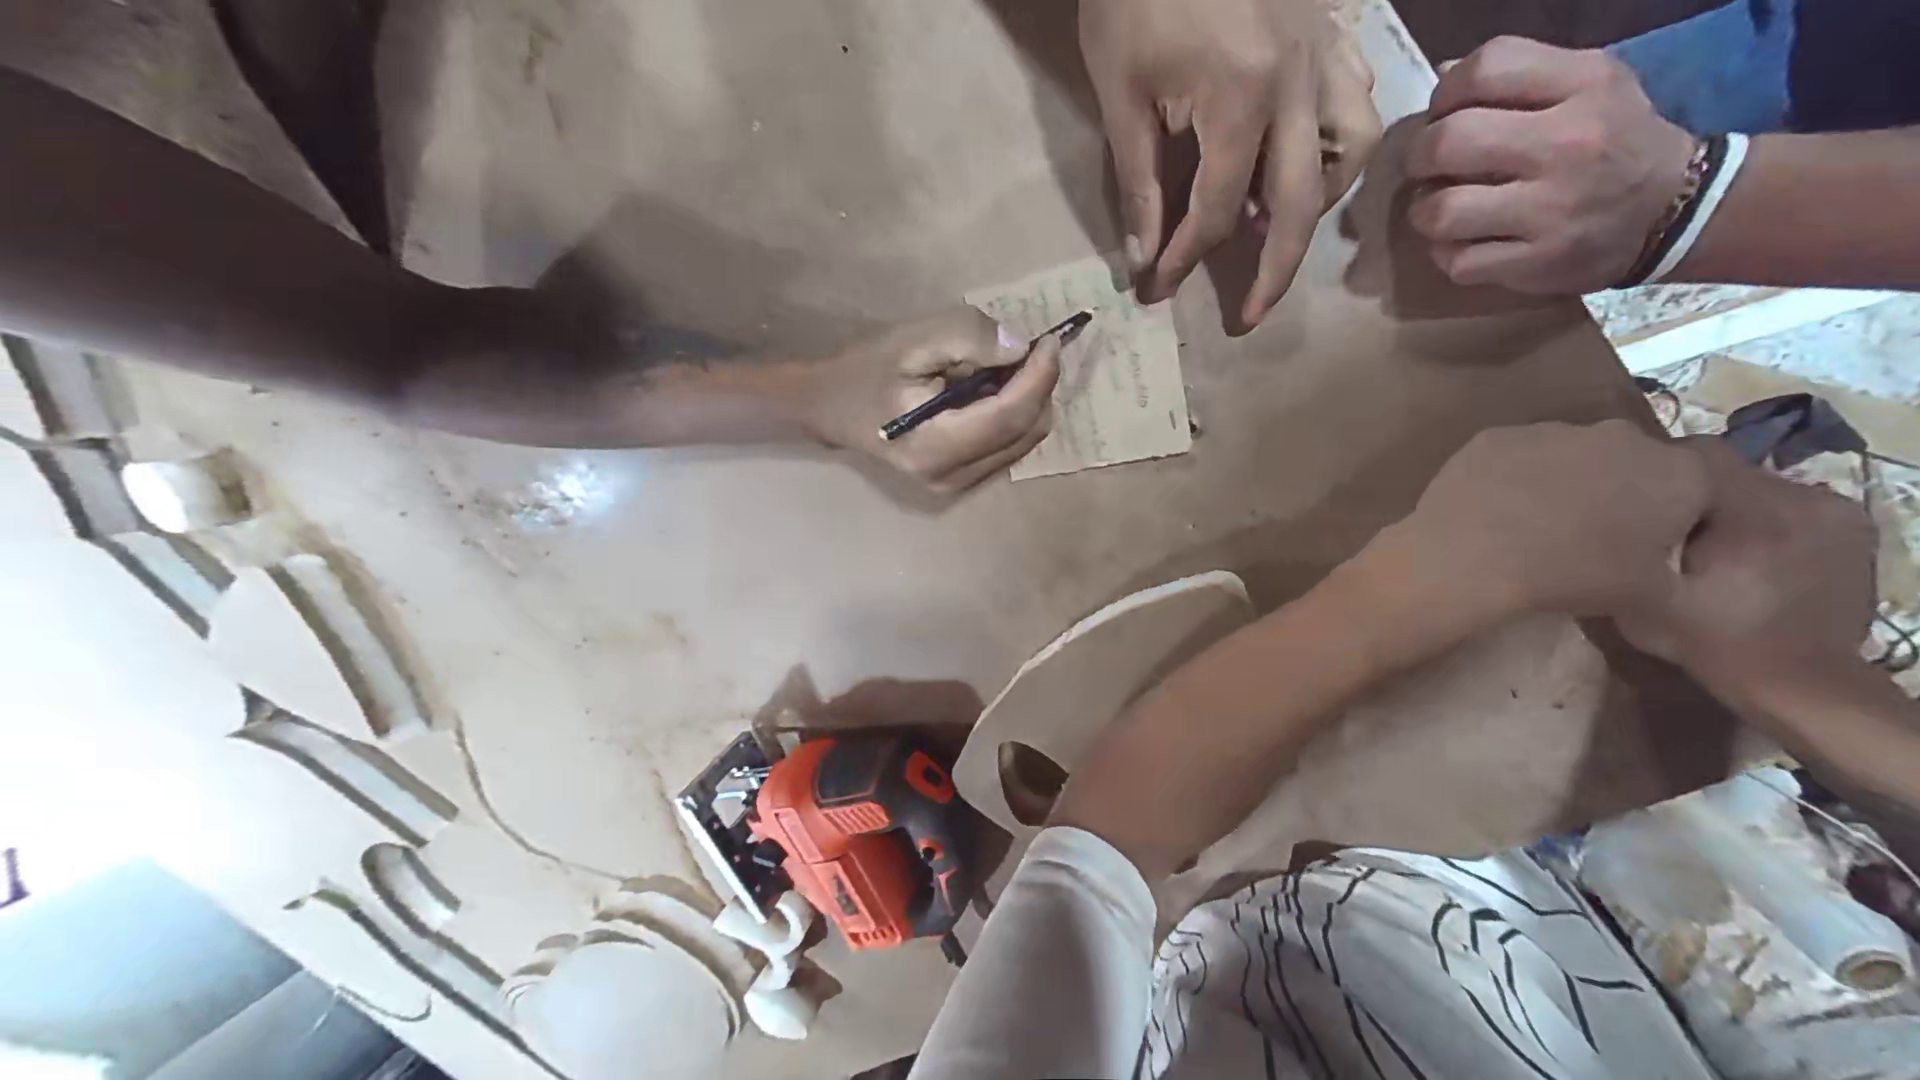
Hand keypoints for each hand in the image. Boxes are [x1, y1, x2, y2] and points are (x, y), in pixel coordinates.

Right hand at [804, 308, 1060, 493]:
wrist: (831, 408)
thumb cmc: (867, 371)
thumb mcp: (912, 341)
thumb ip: (967, 338)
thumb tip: (1020, 348)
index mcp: (934, 449)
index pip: (1009, 417)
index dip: (1039, 378)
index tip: (1049, 341)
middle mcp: (951, 478)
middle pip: (1025, 433)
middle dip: (1039, 388)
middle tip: (1030, 350)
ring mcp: (957, 487)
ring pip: (1024, 443)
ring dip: (1029, 401)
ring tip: (1008, 369)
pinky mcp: (961, 483)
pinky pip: (1009, 448)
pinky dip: (1015, 416)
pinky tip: (995, 392)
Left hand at [1081, 0, 1380, 327]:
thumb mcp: (1122, 98)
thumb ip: (1142, 185)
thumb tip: (1144, 256)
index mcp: (1243, 101)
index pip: (1217, 213)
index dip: (1184, 259)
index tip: (1157, 287)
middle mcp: (1300, 85)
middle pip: (1298, 206)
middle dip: (1271, 274)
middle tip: (1248, 317)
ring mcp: (1325, 53)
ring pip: (1350, 151)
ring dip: (1316, 206)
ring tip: (1275, 233)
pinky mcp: (1331, 30)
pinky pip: (1357, 101)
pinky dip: (1338, 146)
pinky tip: (1304, 161)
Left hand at [1378, 420, 1709, 617]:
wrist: (1472, 558)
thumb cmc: (1571, 577)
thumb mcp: (1651, 593)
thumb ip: (1674, 573)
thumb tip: (1665, 571)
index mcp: (1678, 472)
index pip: (1695, 485)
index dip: (1673, 512)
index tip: (1646, 539)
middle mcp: (1619, 437)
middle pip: (1628, 462)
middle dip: (1616, 488)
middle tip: (1585, 529)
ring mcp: (1551, 431)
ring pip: (1567, 452)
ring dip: (1559, 477)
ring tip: (1529, 519)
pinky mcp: (1493, 436)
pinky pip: (1511, 454)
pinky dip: (1507, 474)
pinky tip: (1489, 505)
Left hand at [1405, 37, 1696, 292]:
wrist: (1673, 211)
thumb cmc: (1609, 142)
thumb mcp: (1586, 87)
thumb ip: (1516, 78)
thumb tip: (1444, 74)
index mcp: (1584, 84)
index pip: (1487, 67)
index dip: (1445, 95)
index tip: (1444, 116)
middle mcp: (1569, 142)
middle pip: (1447, 143)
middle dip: (1418, 158)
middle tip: (1426, 168)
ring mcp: (1551, 208)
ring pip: (1441, 211)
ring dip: (1424, 213)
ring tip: (1440, 209)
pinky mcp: (1534, 261)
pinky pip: (1455, 260)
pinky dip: (1445, 254)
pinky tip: (1463, 243)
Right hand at [1618, 438, 1877, 689]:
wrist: (1803, 682)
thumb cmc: (1712, 643)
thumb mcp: (1641, 603)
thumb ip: (1625, 553)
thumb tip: (1600, 516)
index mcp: (1757, 514)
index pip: (1696, 454)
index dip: (1651, 468)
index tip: (1623, 496)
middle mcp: (1806, 500)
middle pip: (1727, 467)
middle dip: (1686, 489)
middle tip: (1655, 522)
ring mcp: (1839, 512)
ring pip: (1755, 483)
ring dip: (1721, 503)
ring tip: (1696, 537)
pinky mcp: (1853, 527)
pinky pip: (1786, 501)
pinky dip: (1756, 516)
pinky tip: (1739, 547)